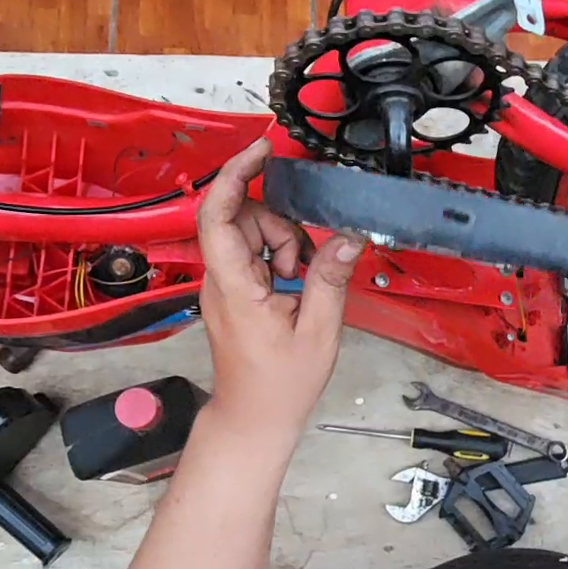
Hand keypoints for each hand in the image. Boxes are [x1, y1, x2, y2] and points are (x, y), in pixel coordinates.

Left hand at [196, 140, 362, 439]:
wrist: (254, 417)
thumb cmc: (281, 384)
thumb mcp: (319, 331)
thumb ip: (331, 278)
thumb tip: (350, 235)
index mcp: (235, 288)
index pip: (217, 216)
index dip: (234, 175)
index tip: (262, 151)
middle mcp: (220, 281)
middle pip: (239, 218)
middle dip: (278, 223)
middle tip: (304, 261)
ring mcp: (223, 286)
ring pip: (247, 234)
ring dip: (281, 242)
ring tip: (300, 280)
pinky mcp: (232, 293)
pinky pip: (252, 254)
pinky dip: (277, 257)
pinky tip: (295, 283)